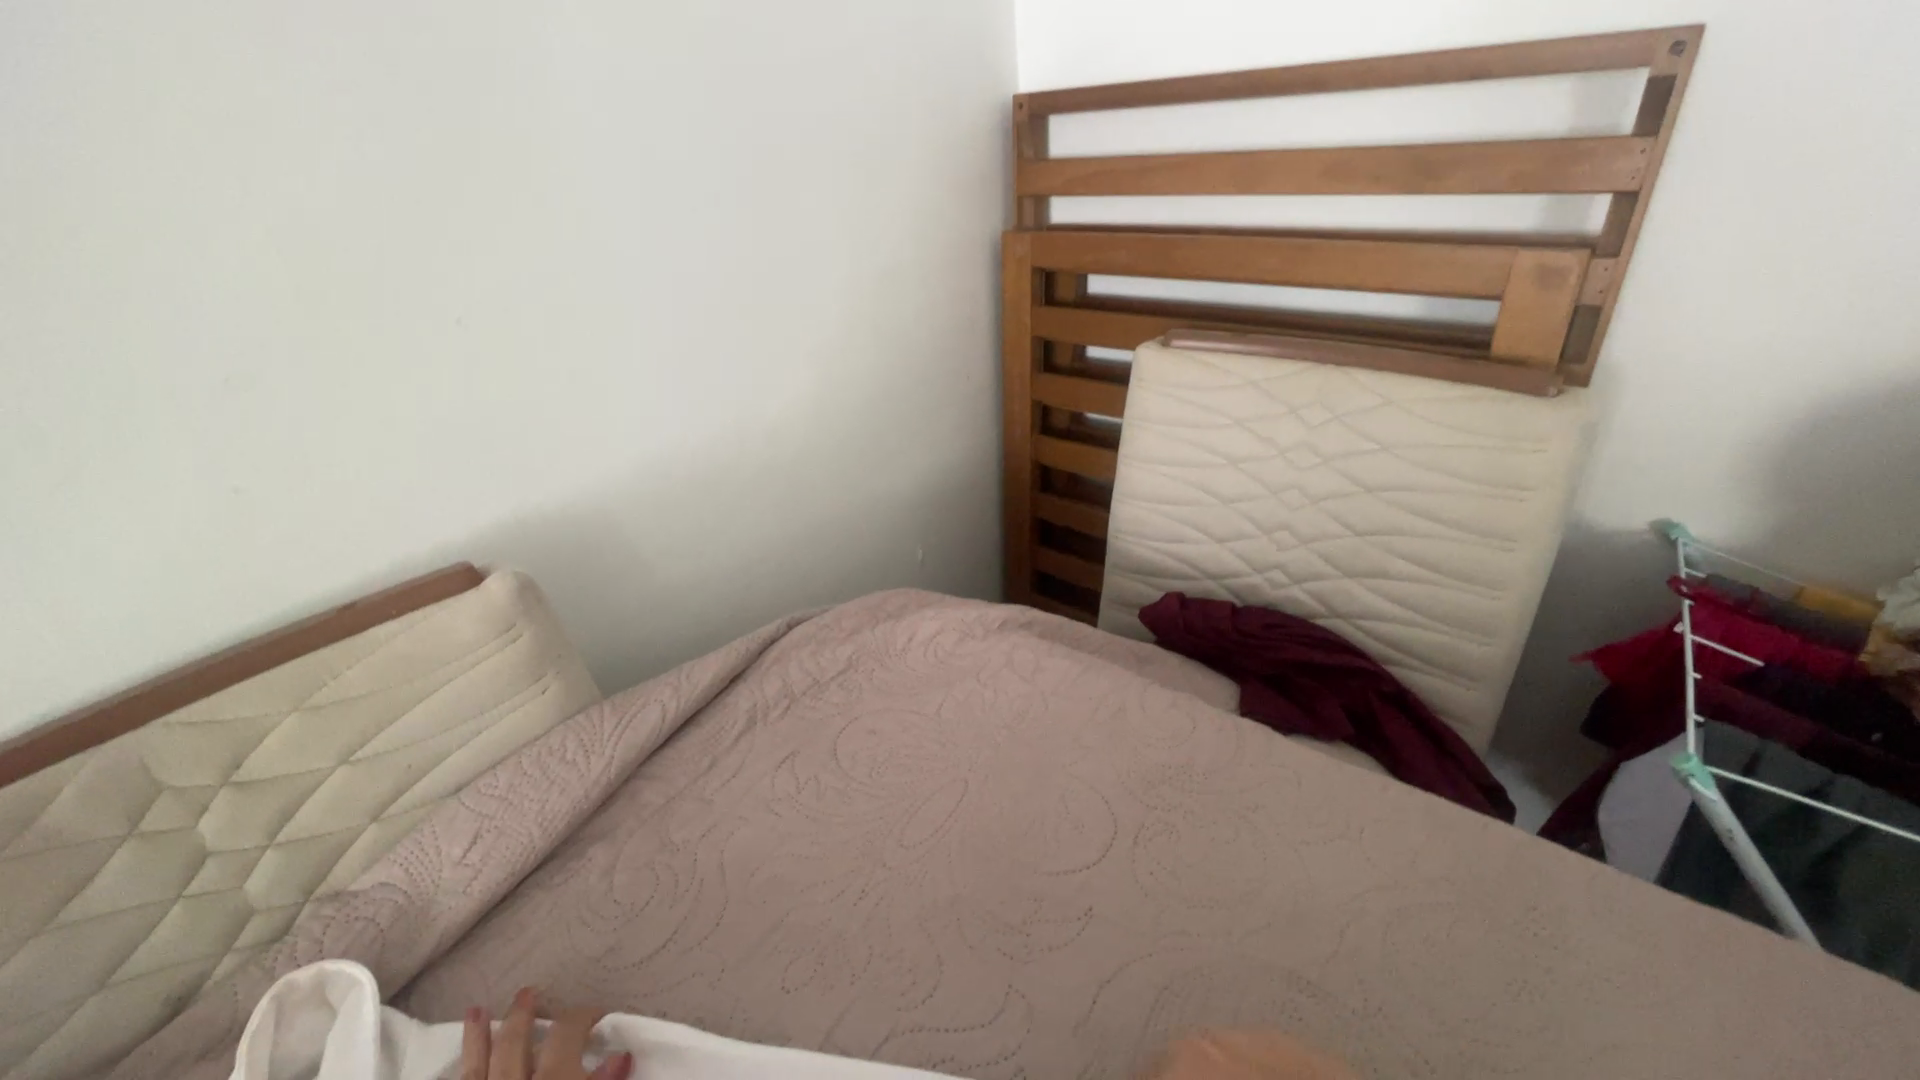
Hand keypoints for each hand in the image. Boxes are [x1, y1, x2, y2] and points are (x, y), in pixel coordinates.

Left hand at [461, 987, 633, 1079]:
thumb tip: (622, 1055)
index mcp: (553, 1078)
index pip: (567, 1033)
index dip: (582, 1017)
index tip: (597, 1014)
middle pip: (515, 1043)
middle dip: (522, 1016)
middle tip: (528, 991)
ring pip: (477, 1067)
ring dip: (477, 1038)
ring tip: (475, 1010)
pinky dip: (463, 1070)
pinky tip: (461, 1062)